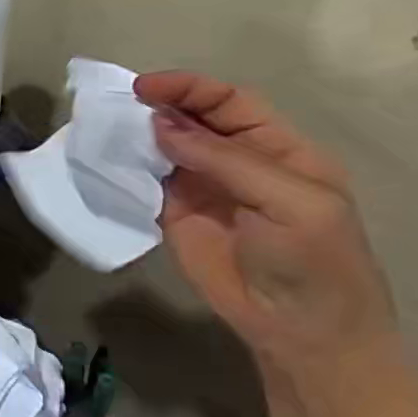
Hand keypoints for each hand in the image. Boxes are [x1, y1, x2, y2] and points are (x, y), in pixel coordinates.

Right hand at [134, 71, 395, 372]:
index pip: (231, 102)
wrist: (296, 328)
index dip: (190, 88)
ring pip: (162, 140)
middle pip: (192, 115)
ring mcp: (201, 183)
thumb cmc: (313, 263)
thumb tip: (158, 124)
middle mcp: (238, 160)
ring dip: (134, 129)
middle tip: (117, 104)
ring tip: (104, 125)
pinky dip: (121, 159)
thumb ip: (228, 160)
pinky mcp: (170, 205)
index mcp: (281, 151)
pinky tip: (105, 153)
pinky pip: (142, 172)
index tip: (144, 88)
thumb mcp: (293, 205)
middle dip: (157, 103)